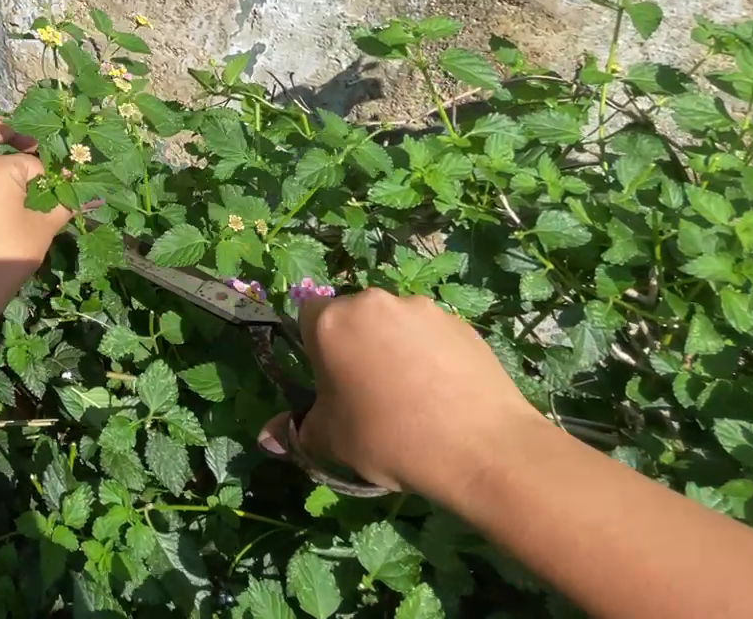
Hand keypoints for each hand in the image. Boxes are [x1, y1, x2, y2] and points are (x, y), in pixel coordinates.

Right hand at [262, 289, 544, 495]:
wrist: (487, 451)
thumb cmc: (391, 438)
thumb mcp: (331, 440)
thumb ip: (296, 430)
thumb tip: (265, 440)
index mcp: (328, 321)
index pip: (307, 315)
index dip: (316, 344)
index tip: (332, 376)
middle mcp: (369, 302)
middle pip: (352, 315)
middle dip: (357, 342)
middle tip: (371, 388)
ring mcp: (419, 309)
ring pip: (394, 322)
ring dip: (395, 345)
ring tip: (415, 392)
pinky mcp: (460, 323)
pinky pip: (431, 333)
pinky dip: (431, 353)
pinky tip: (445, 391)